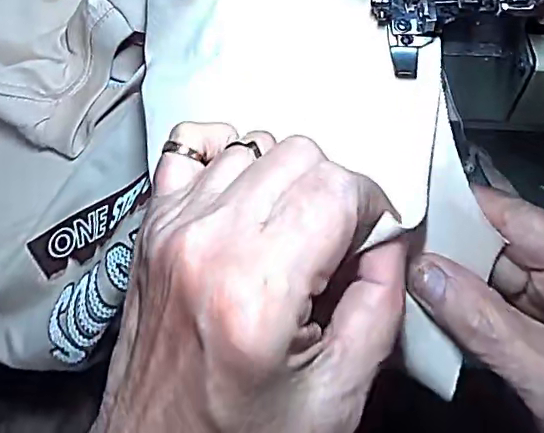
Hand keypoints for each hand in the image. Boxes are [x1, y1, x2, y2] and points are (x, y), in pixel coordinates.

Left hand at [94, 125, 405, 432]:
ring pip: (254, 144)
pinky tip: (241, 190)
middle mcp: (207, 242)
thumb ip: (379, 309)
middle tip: (335, 238)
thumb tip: (389, 241)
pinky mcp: (153, 219)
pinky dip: (224, 151)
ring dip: (283, 177)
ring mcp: (174, 224)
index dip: (371, 206)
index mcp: (254, 291)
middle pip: (298, 154)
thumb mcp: (333, 400)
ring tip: (287, 228)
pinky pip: (190, 142)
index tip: (372, 235)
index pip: (335, 189)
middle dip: (332, 189)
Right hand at [408, 186, 543, 432]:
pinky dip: (453, 301)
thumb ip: (488, 325)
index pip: (513, 216)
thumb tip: (424, 271)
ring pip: (479, 266)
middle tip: (396, 246)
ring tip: (403, 271)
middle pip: (490, 238)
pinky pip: (480, 296)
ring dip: (444, 274)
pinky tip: (424, 298)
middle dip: (445, 245)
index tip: (408, 207)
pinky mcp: (531, 317)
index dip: (457, 207)